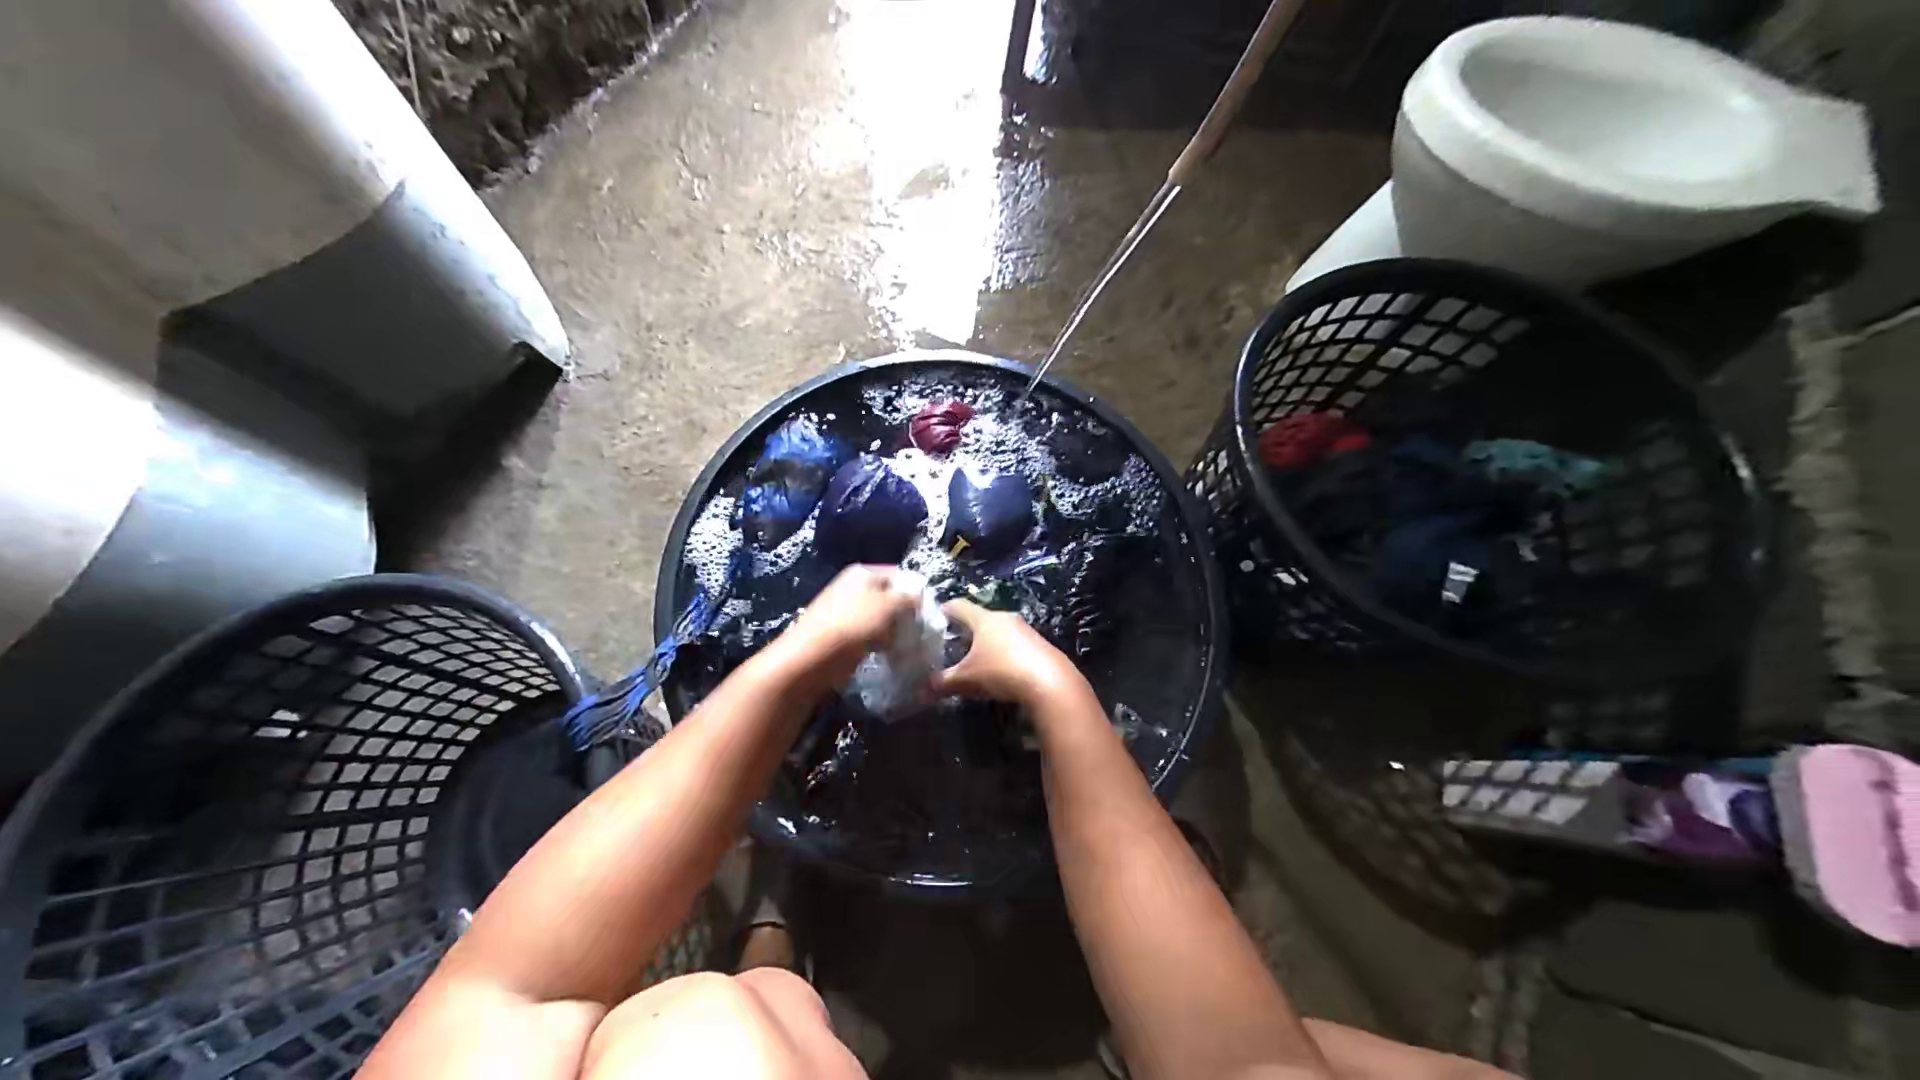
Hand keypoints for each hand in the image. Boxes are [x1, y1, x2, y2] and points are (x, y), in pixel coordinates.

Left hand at [770, 565, 919, 688]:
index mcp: (864, 573)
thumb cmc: (852, 627)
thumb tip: (919, 597)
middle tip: (920, 634)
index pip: (902, 576)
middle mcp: (854, 588)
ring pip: (883, 620)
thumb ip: (909, 597)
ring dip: (896, 633)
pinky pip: (871, 636)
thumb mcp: (889, 606)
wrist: (808, 660)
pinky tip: (889, 657)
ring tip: (906, 648)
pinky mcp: (842, 635)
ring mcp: (846, 612)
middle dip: (908, 616)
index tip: (930, 615)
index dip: (918, 593)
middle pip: (892, 598)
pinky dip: (881, 645)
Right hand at [930, 599, 1089, 708]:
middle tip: (951, 646)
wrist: (1051, 683)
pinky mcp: (1040, 646)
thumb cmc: (1002, 671)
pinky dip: (1004, 655)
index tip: (932, 620)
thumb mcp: (967, 679)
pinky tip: (1000, 673)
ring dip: (987, 645)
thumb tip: (923, 690)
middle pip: (980, 619)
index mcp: (985, 618)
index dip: (944, 611)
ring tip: (974, 662)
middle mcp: (1005, 618)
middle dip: (965, 632)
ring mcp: (1026, 631)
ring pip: (999, 633)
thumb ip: (943, 682)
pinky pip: (1015, 646)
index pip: (959, 605)